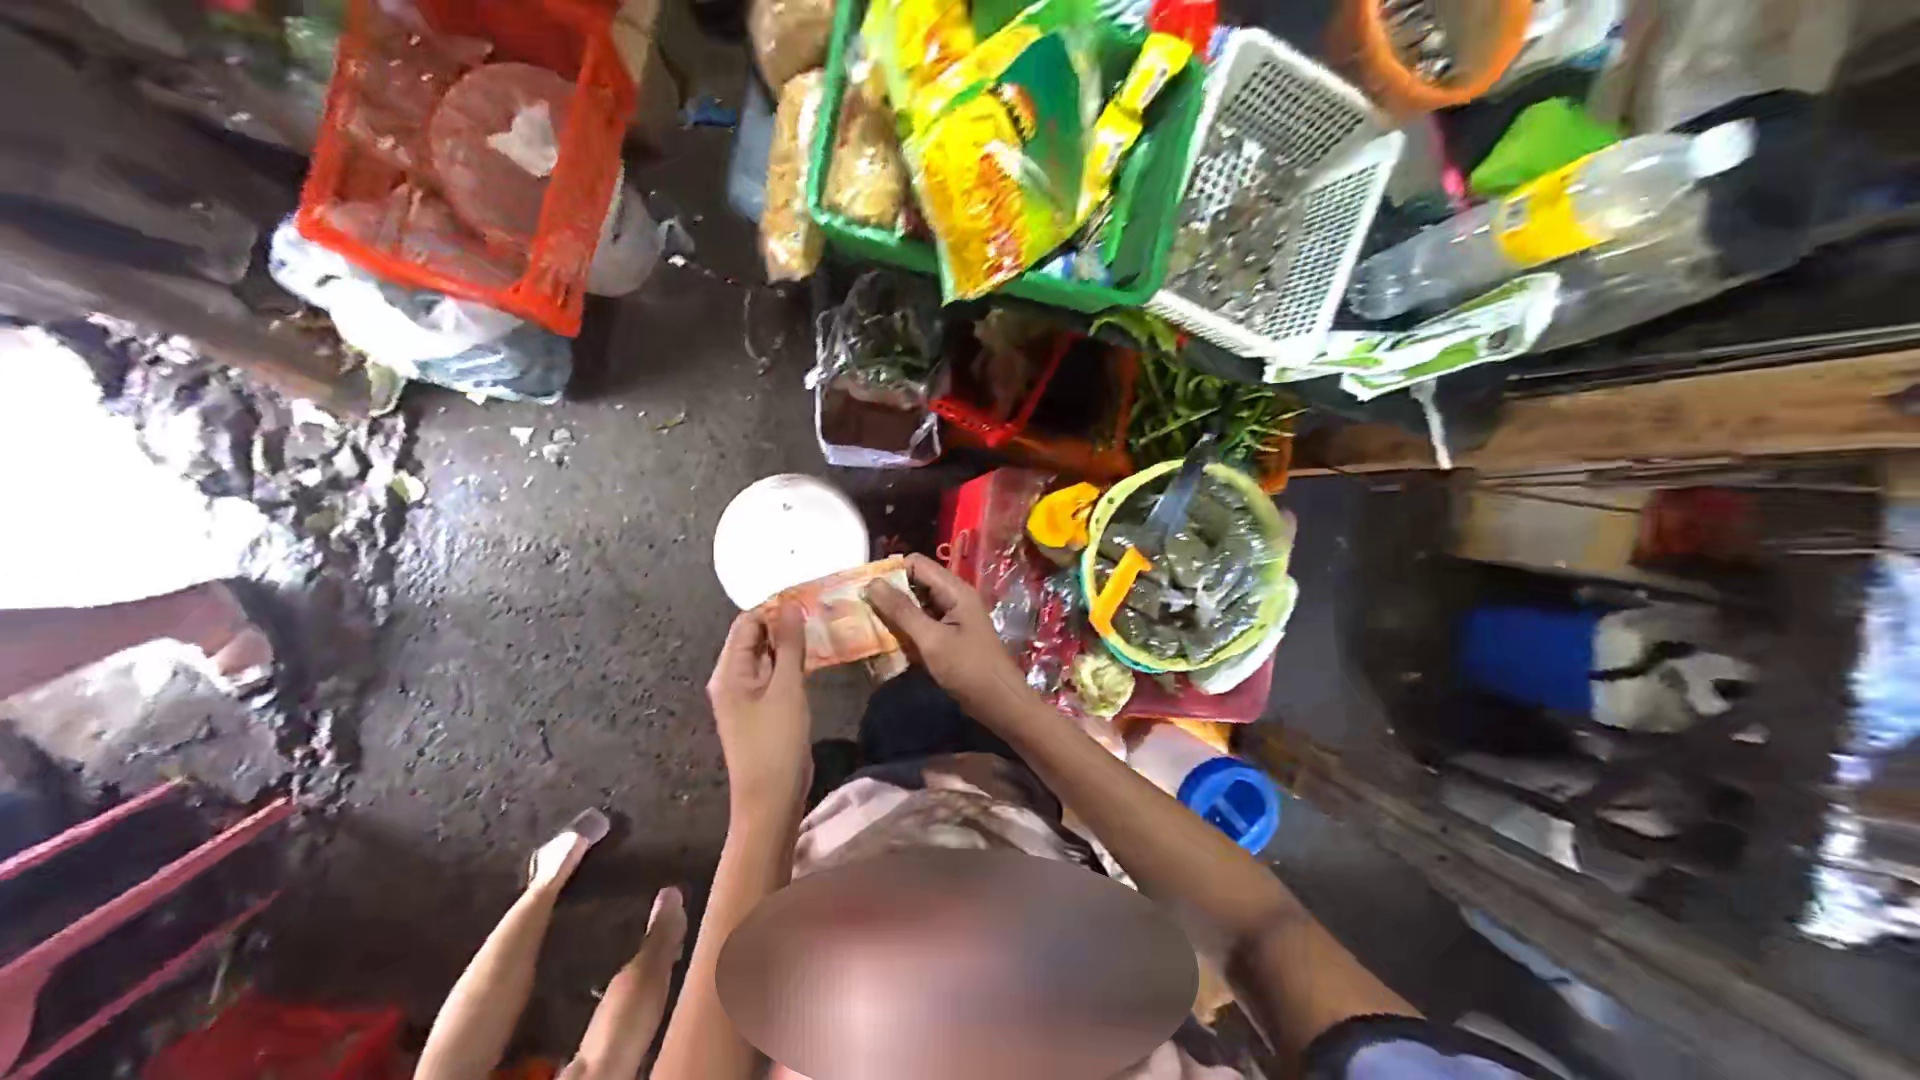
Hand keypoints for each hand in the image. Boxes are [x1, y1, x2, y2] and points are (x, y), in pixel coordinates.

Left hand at [706, 606, 811, 819]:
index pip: (746, 623)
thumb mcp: (786, 688)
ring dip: (788, 644)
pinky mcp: (760, 709)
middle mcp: (731, 679)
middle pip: (754, 638)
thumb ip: (789, 645)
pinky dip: (790, 664)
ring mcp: (745, 696)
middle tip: (819, 612)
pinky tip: (814, 659)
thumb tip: (789, 605)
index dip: (774, 609)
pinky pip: (772, 675)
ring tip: (820, 630)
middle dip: (782, 623)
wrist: (770, 800)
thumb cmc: (775, 742)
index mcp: (728, 671)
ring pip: (766, 656)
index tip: (808, 600)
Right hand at [865, 554, 1035, 723]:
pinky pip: (922, 625)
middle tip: (861, 609)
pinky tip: (887, 643)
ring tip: (867, 626)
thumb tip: (872, 583)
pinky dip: (905, 631)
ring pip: (916, 606)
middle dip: (889, 594)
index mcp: (954, 590)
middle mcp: (953, 598)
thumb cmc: (969, 669)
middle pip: (915, 583)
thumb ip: (902, 611)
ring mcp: (952, 618)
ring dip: (895, 615)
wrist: (1000, 704)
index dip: (890, 571)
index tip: (863, 588)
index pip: (916, 564)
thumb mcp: (932, 640)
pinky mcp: (949, 638)